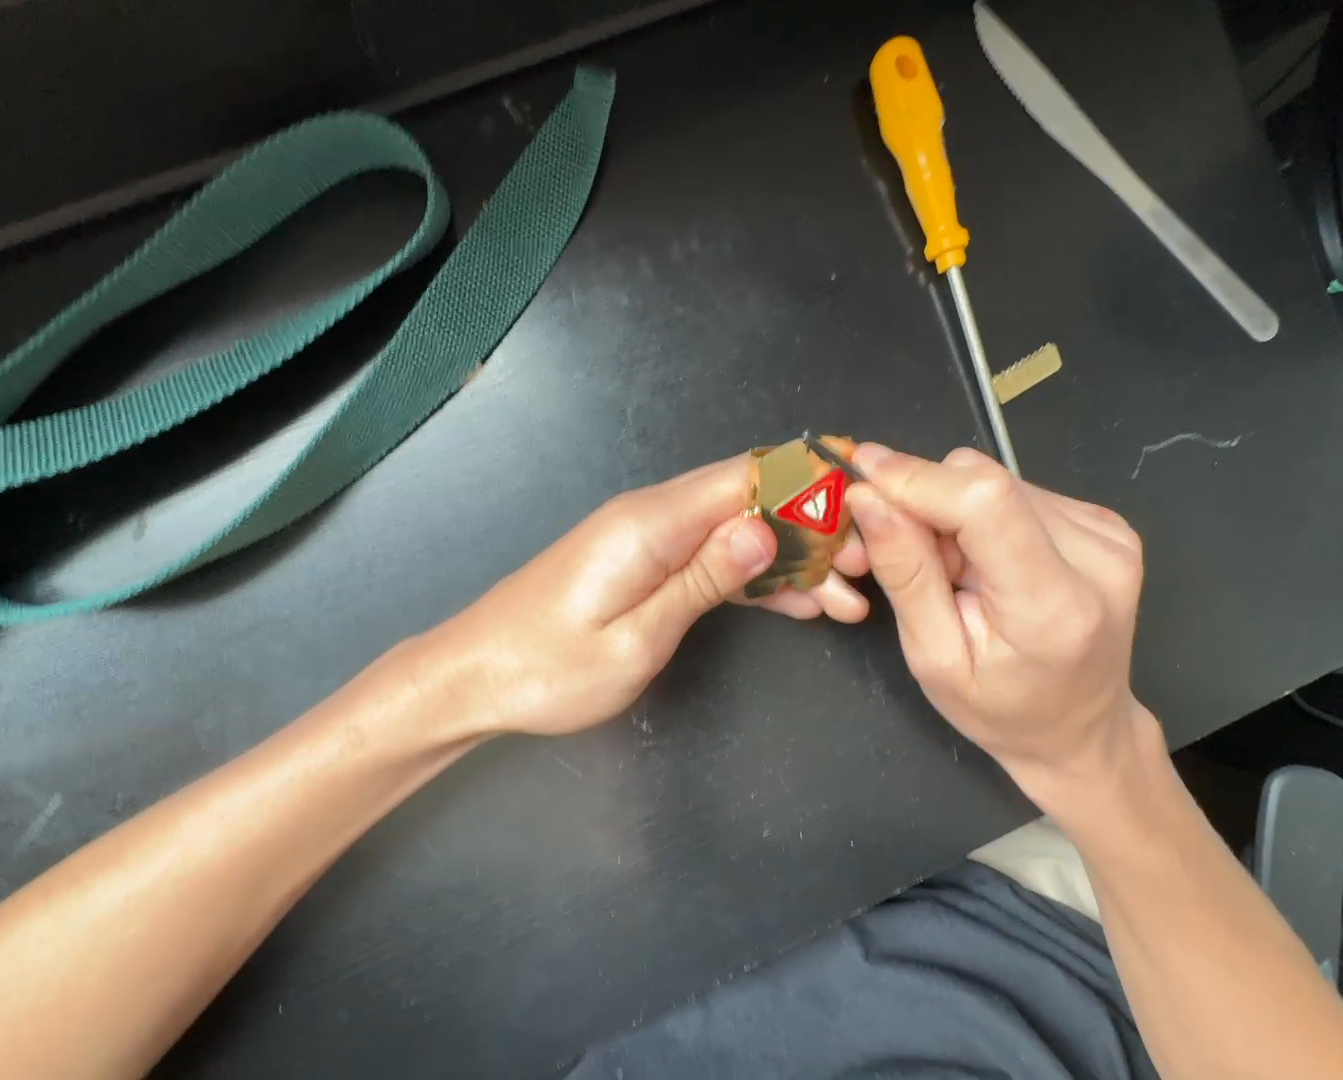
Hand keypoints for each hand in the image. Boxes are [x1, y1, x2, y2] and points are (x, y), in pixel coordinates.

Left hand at [428, 456, 869, 737]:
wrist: (474, 678)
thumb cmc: (547, 670)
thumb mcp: (635, 638)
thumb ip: (703, 581)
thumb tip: (767, 531)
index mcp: (652, 523)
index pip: (749, 476)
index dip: (813, 482)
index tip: (869, 507)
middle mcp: (654, 516)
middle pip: (751, 499)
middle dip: (815, 527)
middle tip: (866, 572)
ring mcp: (648, 539)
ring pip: (738, 531)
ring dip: (793, 559)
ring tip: (846, 600)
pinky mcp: (643, 563)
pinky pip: (711, 558)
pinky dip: (755, 578)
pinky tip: (798, 605)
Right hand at [847, 444, 1152, 798]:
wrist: (1080, 729)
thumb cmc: (1000, 710)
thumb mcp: (934, 659)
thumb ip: (906, 575)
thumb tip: (868, 498)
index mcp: (1053, 603)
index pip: (983, 500)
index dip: (916, 477)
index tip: (861, 472)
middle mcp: (1095, 555)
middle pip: (985, 480)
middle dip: (926, 501)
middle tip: (905, 552)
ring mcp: (1108, 534)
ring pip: (995, 477)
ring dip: (953, 512)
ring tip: (955, 571)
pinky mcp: (1105, 524)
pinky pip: (1016, 489)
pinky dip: (982, 516)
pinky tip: (985, 561)